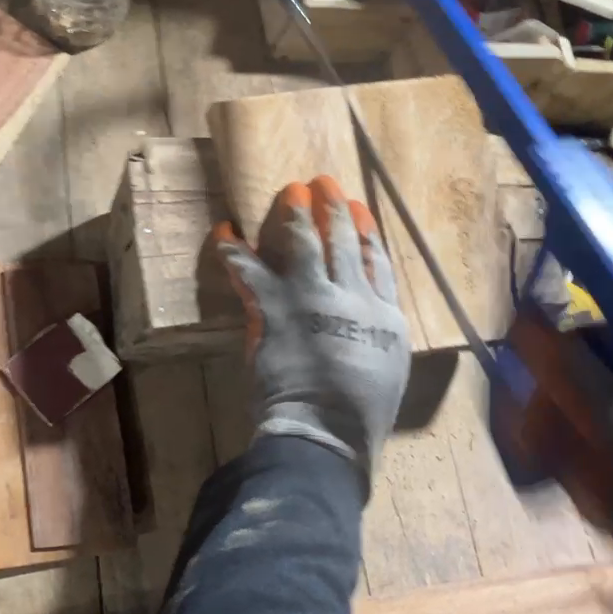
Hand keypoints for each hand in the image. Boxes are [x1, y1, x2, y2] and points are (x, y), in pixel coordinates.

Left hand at [213, 176, 410, 475]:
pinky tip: (225, 229)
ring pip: (306, 244)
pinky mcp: (275, 307)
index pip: (377, 261)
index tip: (358, 209)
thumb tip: (366, 315)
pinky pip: (248, 269)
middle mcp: (352, 297)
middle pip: (344, 242)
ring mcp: (312, 298)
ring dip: (295, 214)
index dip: (366, 232)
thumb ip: (377, 334)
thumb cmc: (358, 414)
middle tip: (324, 182)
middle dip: (333, 209)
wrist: (326, 430)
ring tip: (291, 190)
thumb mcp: (387, 368)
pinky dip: (234, 248)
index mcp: (384, 316)